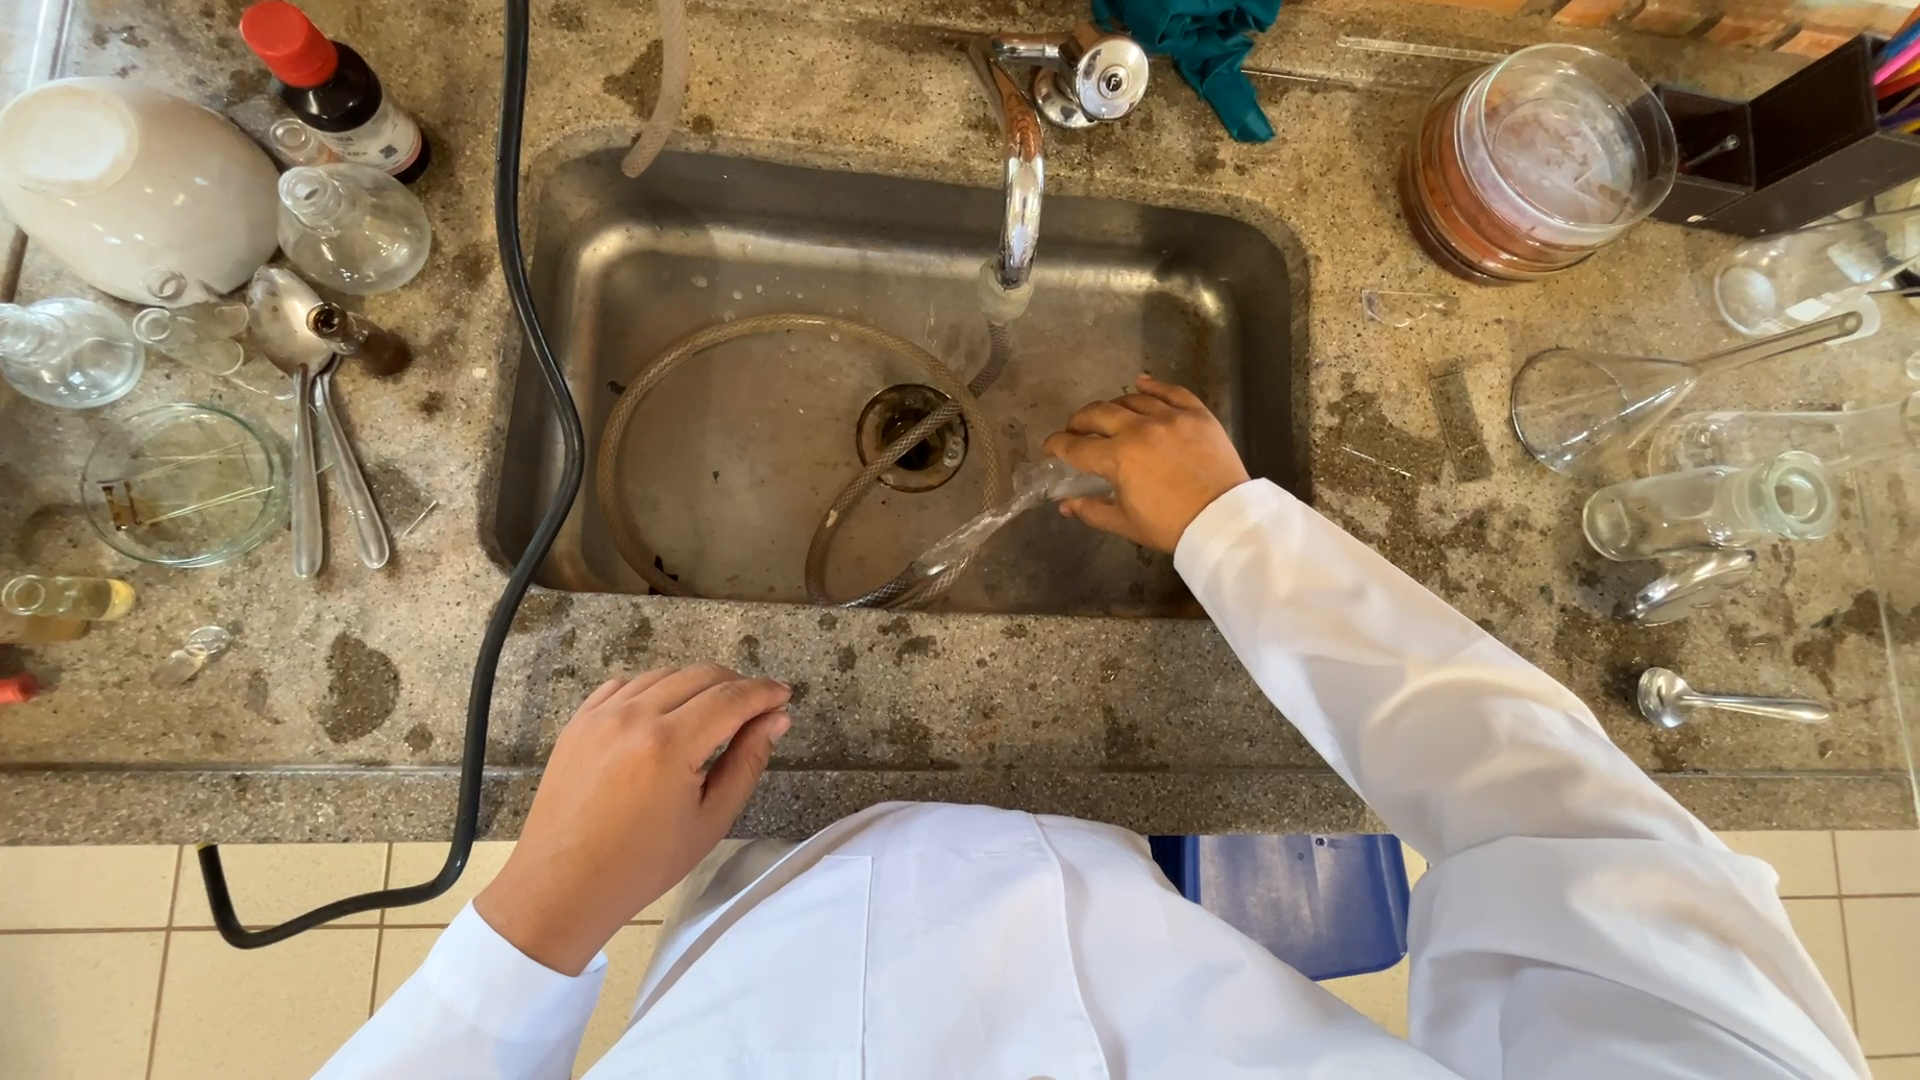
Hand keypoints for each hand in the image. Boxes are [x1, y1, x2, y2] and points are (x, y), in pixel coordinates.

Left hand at [474, 664, 790, 974]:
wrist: (559, 891)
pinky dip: (655, 690)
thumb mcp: (710, 820)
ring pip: (666, 675)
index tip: (785, 696)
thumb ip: (748, 762)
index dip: (765, 691)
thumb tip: (777, 719)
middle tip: (756, 708)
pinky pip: (626, 686)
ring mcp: (601, 715)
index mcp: (670, 744)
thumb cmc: (643, 864)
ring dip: (698, 686)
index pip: (732, 698)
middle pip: (702, 675)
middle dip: (738, 684)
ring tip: (712, 713)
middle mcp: (635, 716)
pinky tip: (664, 715)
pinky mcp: (578, 722)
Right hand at [1041, 374, 1249, 552]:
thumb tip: (1065, 504)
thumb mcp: (1125, 523)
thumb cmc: (1171, 526)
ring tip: (1107, 415)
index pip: (1076, 447)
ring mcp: (1170, 417)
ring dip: (1113, 406)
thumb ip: (1091, 510)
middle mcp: (1139, 429)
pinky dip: (1152, 385)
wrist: (1224, 520)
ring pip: (1131, 399)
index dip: (1057, 445)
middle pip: (1098, 414)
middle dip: (1079, 421)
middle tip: (1075, 430)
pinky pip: (1170, 390)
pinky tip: (1141, 383)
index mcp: (1118, 458)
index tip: (1050, 447)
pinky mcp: (1196, 414)